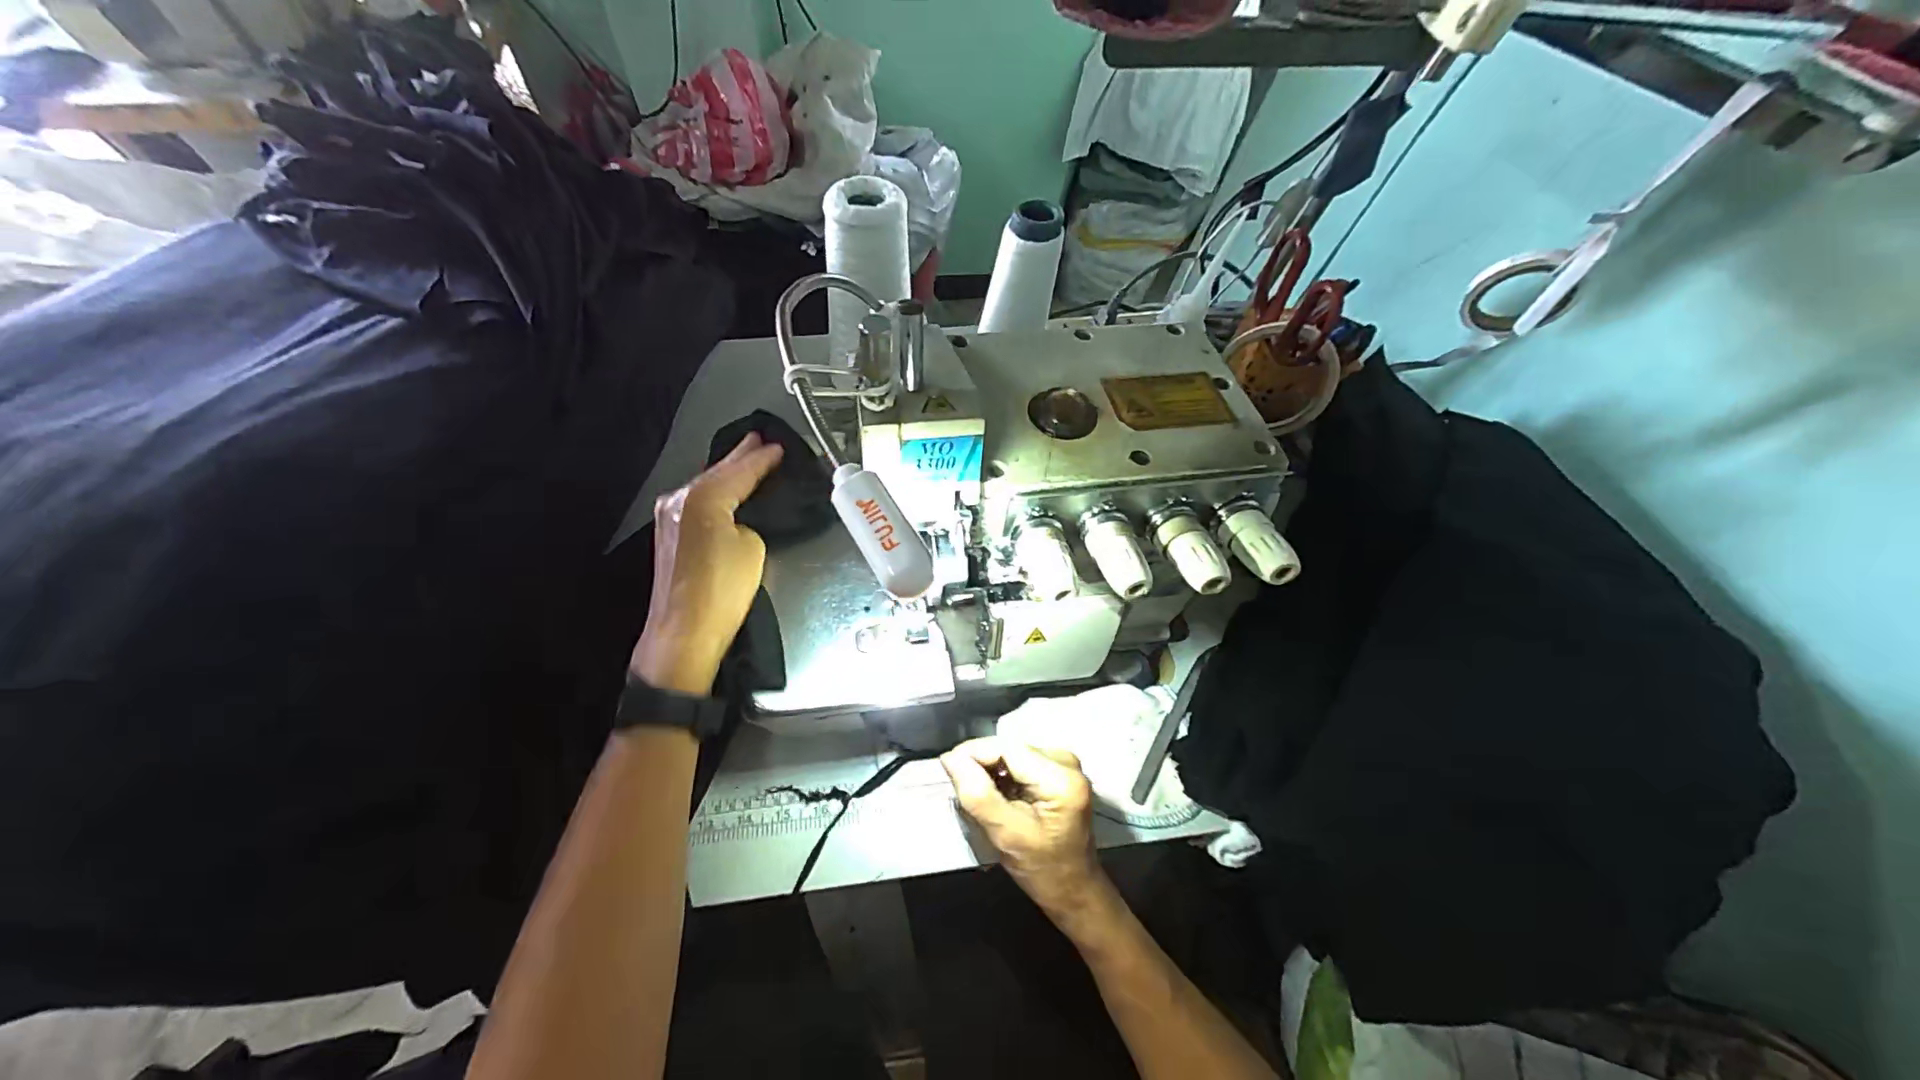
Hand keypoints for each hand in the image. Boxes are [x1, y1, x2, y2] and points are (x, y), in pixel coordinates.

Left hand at [630, 433, 783, 695]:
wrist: (684, 633)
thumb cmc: (722, 590)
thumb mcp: (753, 547)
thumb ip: (749, 521)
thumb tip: (741, 520)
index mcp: (703, 496)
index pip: (741, 469)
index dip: (764, 458)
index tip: (779, 447)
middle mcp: (680, 499)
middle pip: (718, 471)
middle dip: (742, 456)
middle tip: (761, 440)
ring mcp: (670, 516)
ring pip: (707, 485)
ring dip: (729, 473)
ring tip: (749, 458)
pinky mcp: (670, 534)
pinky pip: (699, 502)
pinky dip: (718, 492)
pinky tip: (729, 489)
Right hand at [942, 737, 1107, 920]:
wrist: (1073, 888)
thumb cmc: (1042, 869)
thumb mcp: (1005, 835)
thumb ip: (977, 795)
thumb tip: (950, 758)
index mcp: (1060, 777)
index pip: (1006, 747)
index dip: (972, 753)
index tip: (948, 771)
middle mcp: (1065, 760)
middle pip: (1009, 747)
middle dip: (981, 765)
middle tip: (963, 791)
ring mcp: (1063, 763)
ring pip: (1011, 752)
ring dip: (990, 770)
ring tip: (980, 797)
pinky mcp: (1058, 769)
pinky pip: (1020, 760)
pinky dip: (1003, 775)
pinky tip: (998, 796)